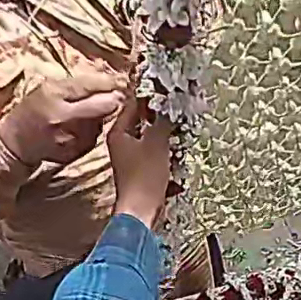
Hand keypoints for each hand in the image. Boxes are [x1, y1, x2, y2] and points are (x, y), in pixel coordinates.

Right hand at [0, 72, 125, 166]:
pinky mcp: (79, 151)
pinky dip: (94, 128)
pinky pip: (95, 135)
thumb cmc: (33, 110)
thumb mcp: (48, 89)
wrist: (17, 143)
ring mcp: (73, 137)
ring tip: (87, 112)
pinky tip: (82, 126)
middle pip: (104, 106)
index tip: (124, 80)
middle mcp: (65, 118)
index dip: (111, 82)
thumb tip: (108, 80)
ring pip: (102, 121)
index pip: (90, 86)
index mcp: (54, 96)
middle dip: (115, 99)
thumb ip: (77, 85)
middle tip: (120, 94)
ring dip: (103, 115)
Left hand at [108, 97, 172, 229]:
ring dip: (165, 133)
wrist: (141, 211)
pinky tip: (178, 149)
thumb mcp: (157, 143)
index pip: (132, 106)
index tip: (166, 88)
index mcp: (119, 133)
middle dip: (160, 116)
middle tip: (177, 106)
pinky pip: (156, 153)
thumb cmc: (144, 177)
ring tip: (181, 125)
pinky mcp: (142, 172)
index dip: (149, 96)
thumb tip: (171, 104)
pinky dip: (166, 150)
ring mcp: (132, 159)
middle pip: (143, 122)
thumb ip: (163, 121)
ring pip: (151, 138)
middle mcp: (122, 144)